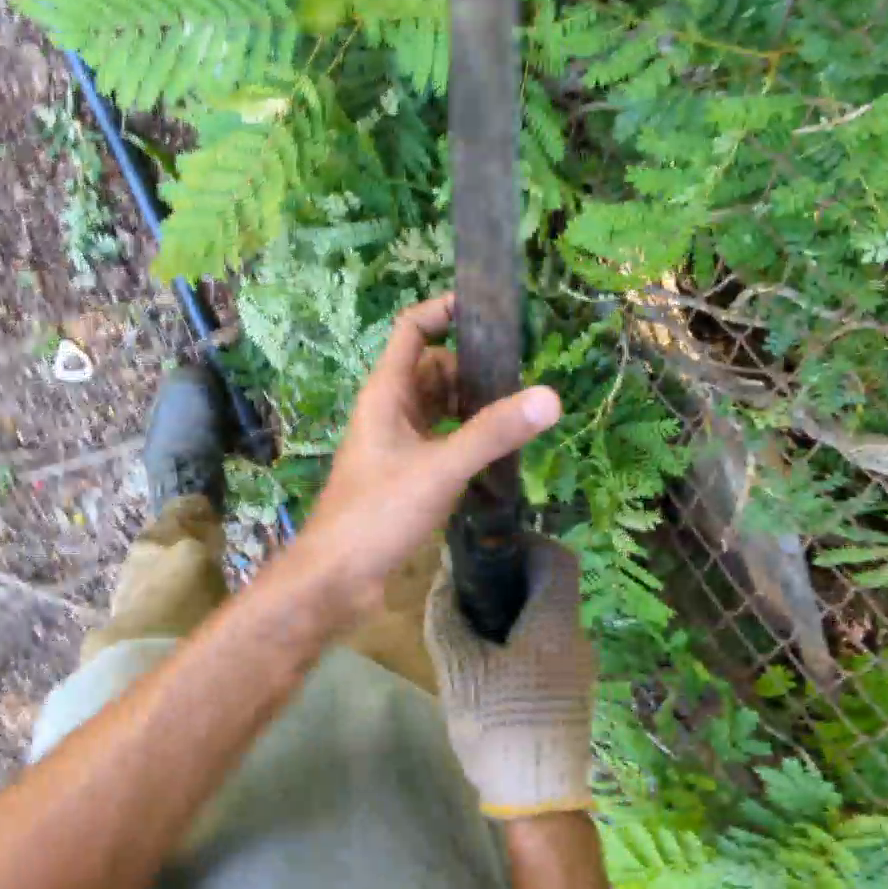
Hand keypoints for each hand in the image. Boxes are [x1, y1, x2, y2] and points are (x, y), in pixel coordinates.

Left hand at [287, 293, 560, 612]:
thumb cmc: (378, 513)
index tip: (489, 311)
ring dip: (471, 406)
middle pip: (434, 366)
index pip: (412, 328)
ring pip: (438, 404)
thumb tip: (550, 397)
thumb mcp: (440, 468)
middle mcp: (389, 409)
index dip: (444, 310)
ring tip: (516, 418)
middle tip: (520, 384)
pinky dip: (464, 437)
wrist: (336, 578)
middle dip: (472, 369)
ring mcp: (396, 441)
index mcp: (387, 392)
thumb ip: (492, 433)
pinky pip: (439, 437)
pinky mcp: (404, 471)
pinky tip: (495, 454)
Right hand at [426, 537, 595, 818]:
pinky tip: (494, 652)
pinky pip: (553, 641)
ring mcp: (579, 665)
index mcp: (554, 624)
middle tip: (477, 579)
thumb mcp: (459, 669)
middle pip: (555, 584)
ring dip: (520, 604)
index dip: (529, 541)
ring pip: (553, 613)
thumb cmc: (498, 727)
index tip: (493, 547)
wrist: (537, 801)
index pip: (558, 557)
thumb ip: (447, 614)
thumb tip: (443, 574)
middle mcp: (576, 636)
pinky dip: (527, 631)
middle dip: (516, 573)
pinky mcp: (573, 689)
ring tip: (478, 615)